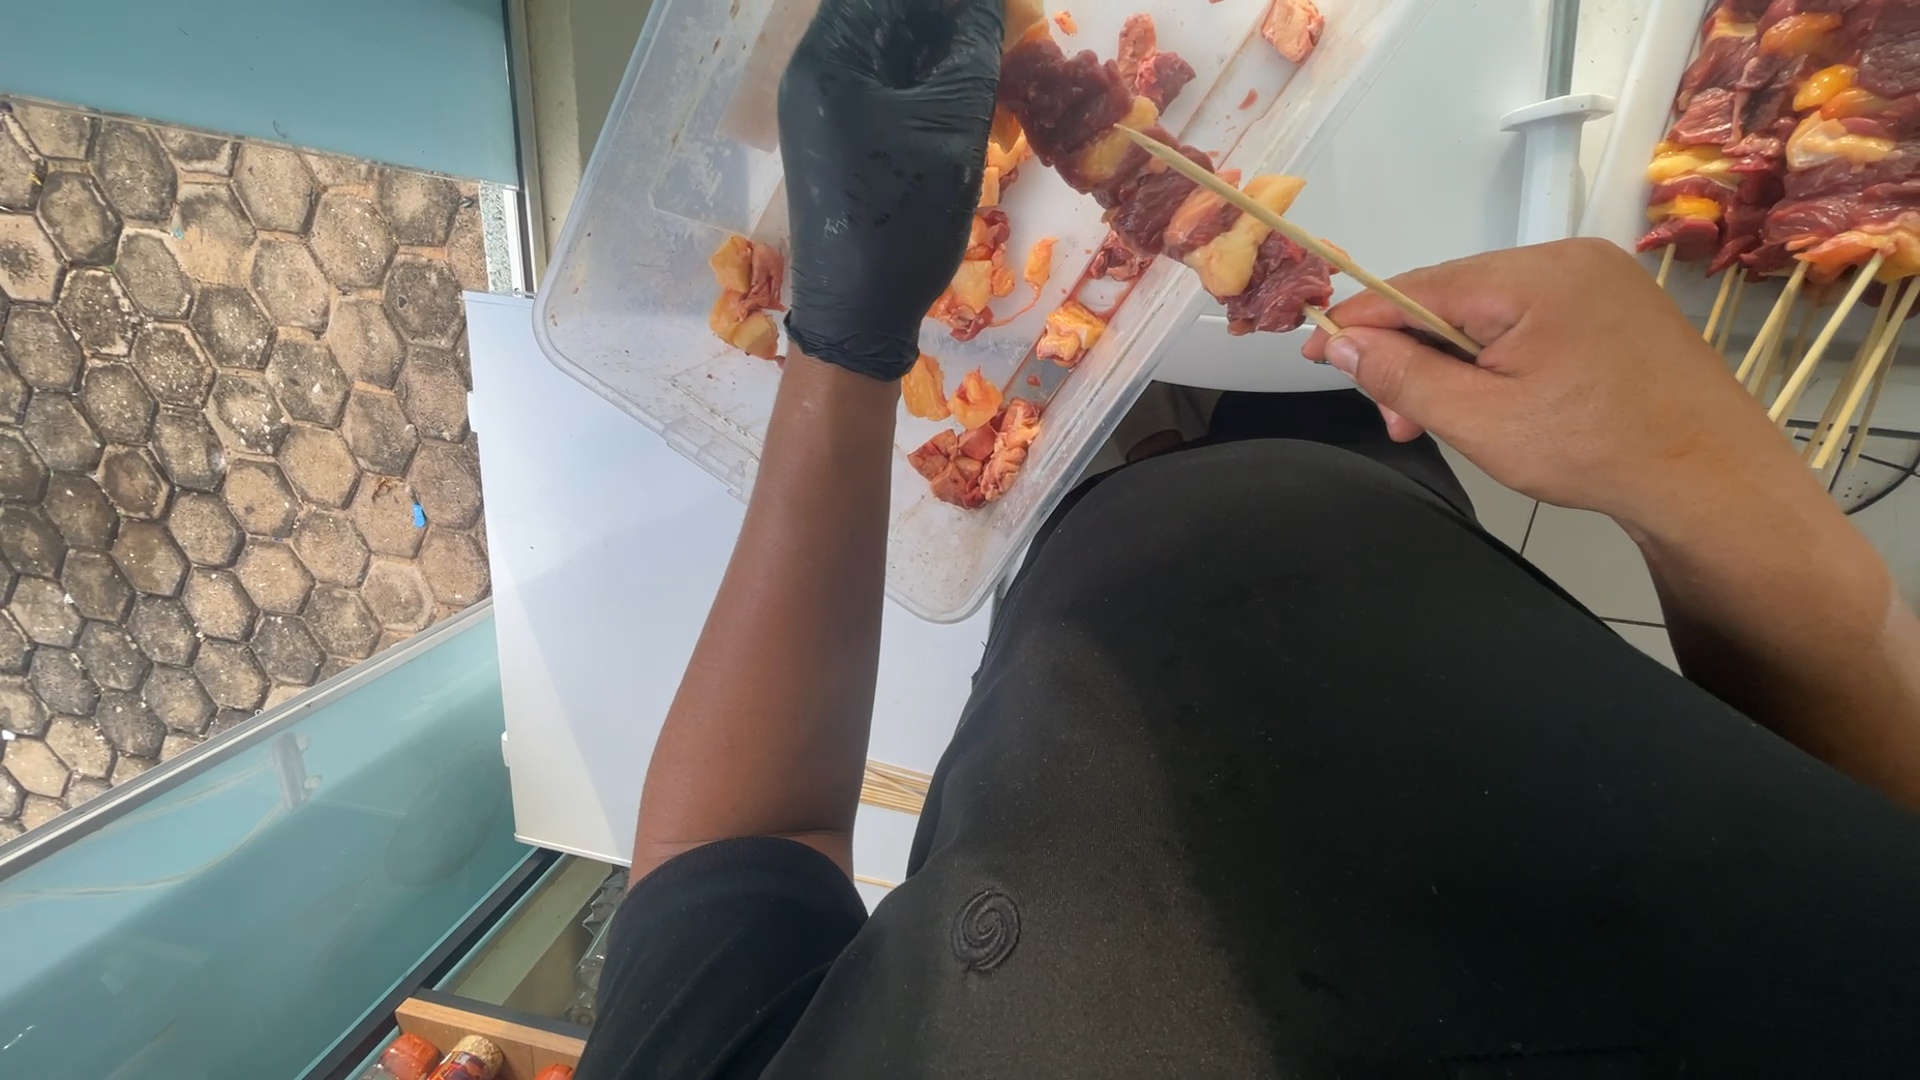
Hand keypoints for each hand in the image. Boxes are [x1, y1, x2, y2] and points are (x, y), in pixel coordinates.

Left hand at [779, 0, 1002, 379]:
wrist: (857, 317)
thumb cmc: (901, 226)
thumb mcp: (951, 135)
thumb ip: (973, 55)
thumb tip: (989, 7)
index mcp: (830, 57)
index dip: (954, 6)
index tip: (1004, 19)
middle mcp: (815, 74)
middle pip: (891, 20)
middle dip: (953, 33)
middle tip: (1008, 52)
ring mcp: (822, 114)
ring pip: (894, 62)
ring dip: (948, 70)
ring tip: (998, 95)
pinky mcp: (836, 147)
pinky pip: (887, 101)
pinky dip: (929, 103)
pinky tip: (970, 122)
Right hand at [1301, 239, 1821, 537]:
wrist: (1710, 480)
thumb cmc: (1589, 450)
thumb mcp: (1474, 418)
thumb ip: (1398, 374)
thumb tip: (1337, 342)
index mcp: (1533, 277)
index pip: (1413, 289)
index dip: (1355, 321)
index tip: (1312, 352)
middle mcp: (1564, 260)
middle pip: (1444, 300)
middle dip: (1404, 357)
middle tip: (1393, 420)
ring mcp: (1592, 281)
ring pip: (1478, 314)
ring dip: (1440, 364)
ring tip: (1430, 422)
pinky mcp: (1606, 308)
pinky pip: (1516, 322)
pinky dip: (1481, 360)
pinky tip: (1478, 400)